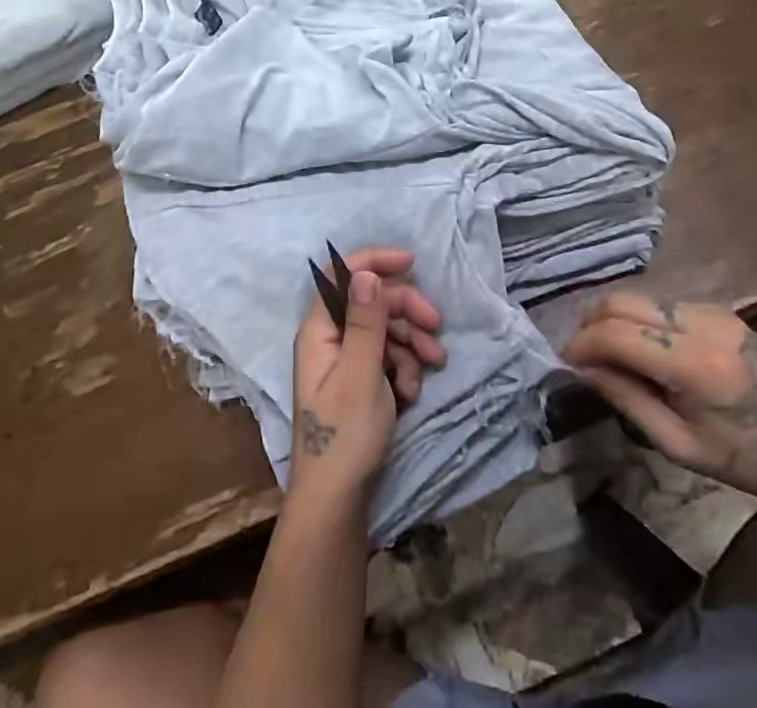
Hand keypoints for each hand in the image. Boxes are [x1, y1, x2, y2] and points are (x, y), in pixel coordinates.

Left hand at [288, 248, 446, 509]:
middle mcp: (329, 339)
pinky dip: (404, 370)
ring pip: (386, 332)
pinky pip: (387, 359)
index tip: (413, 261)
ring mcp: (345, 361)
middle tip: (438, 329)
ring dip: (412, 347)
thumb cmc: (345, 433)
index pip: (342, 276)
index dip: (375, 261)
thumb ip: (365, 322)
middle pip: (372, 304)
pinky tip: (410, 394)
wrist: (338, 495)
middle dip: (407, 312)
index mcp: (319, 330)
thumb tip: (365, 272)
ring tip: (428, 372)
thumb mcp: (361, 373)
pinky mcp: (360, 381)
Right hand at [561, 291, 756, 510]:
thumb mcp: (676, 444)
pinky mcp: (721, 311)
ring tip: (613, 358)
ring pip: (637, 299)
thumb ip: (624, 397)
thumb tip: (581, 367)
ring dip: (614, 323)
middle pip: (619, 302)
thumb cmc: (749, 461)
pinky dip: (639, 323)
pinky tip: (645, 353)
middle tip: (584, 359)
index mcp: (694, 365)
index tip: (566, 365)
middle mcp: (703, 325)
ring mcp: (715, 312)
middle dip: (590, 326)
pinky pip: (660, 305)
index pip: (613, 333)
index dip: (579, 345)